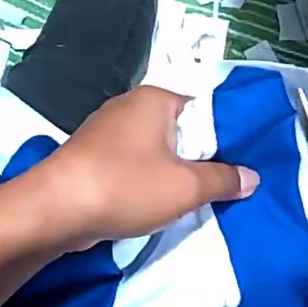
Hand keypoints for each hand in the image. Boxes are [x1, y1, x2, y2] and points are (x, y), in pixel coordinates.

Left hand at [33, 86, 258, 249]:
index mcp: (154, 99)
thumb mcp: (186, 187)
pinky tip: (160, 203)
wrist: (56, 207)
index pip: (203, 104)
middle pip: (180, 127)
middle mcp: (129, 106)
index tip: (246, 158)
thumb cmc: (126, 185)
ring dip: (174, 171)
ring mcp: (107, 131)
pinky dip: (148, 180)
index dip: (227, 131)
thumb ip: (223, 179)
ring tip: (200, 198)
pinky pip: (133, 163)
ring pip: (156, 148)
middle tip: (229, 183)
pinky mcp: (94, 155)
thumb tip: (250, 176)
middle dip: (201, 155)